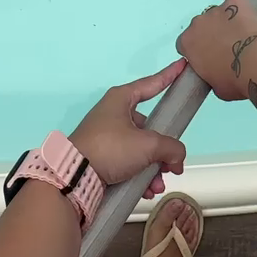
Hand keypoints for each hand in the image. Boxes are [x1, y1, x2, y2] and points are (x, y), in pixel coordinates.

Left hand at [69, 59, 188, 197]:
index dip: (169, 76)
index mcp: (122, 99)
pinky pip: (128, 162)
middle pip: (149, 127)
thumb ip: (171, 147)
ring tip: (156, 185)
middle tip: (172, 164)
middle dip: (163, 149)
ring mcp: (107, 136)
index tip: (182, 65)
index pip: (152, 84)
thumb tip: (177, 158)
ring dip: (153, 168)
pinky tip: (146, 191)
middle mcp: (114, 114)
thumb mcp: (147, 145)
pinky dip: (139, 175)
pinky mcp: (102, 156)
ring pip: (140, 148)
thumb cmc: (111, 148)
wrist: (74, 177)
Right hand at [176, 0, 256, 101]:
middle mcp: (197, 23)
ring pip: (217, 13)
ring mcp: (216, 10)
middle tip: (228, 48)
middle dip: (212, 35)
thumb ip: (210, 75)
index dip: (198, 50)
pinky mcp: (235, 1)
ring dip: (226, 21)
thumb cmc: (234, 80)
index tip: (209, 58)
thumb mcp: (215, 87)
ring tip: (242, 34)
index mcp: (188, 44)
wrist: (256, 64)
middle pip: (201, 27)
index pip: (186, 44)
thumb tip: (216, 72)